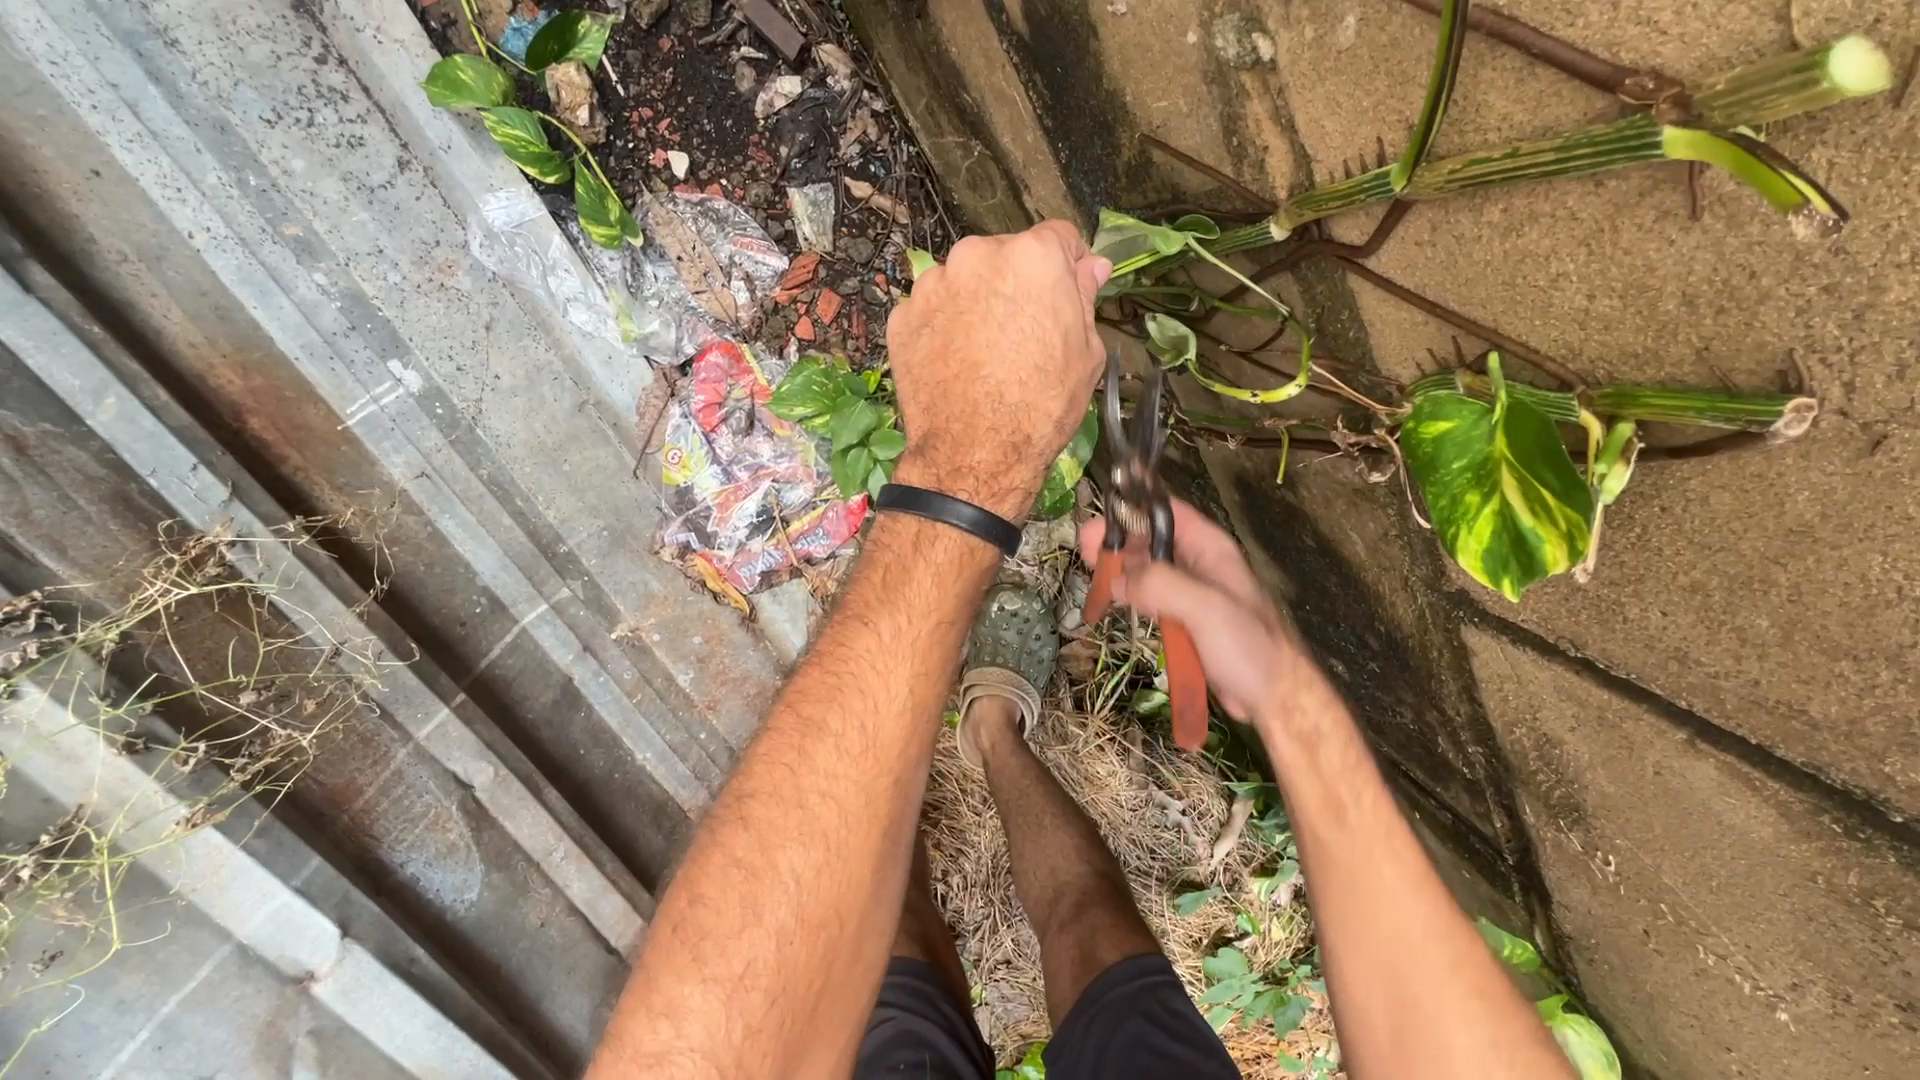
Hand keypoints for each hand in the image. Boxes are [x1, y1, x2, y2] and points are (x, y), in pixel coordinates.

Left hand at [886, 222, 1110, 518]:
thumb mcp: (1086, 354)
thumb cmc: (1041, 406)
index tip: (1066, 292)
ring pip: (963, 282)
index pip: (1057, 238)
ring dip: (974, 303)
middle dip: (1015, 284)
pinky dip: (942, 328)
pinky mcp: (902, 318)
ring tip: (983, 353)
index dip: (1067, 266)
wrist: (974, 455)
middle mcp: (977, 256)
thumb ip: (1084, 299)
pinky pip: (931, 312)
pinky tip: (954, 364)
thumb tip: (1090, 266)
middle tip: (1021, 333)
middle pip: (1004, 256)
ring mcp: (933, 286)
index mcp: (1032, 257)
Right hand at [1079, 499, 1319, 722]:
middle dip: (1118, 543)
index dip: (1131, 513)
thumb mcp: (1205, 608)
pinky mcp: (1184, 620)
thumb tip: (1116, 579)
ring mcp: (1191, 593)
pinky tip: (1110, 602)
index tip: (1097, 524)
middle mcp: (1199, 564)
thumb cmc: (1248, 646)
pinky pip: (1150, 599)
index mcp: (1210, 549)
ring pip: (1147, 571)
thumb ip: (1160, 585)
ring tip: (1093, 578)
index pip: (1166, 513)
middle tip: (1084, 551)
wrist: (1274, 698)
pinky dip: (1129, 597)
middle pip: (1150, 541)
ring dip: (1120, 571)